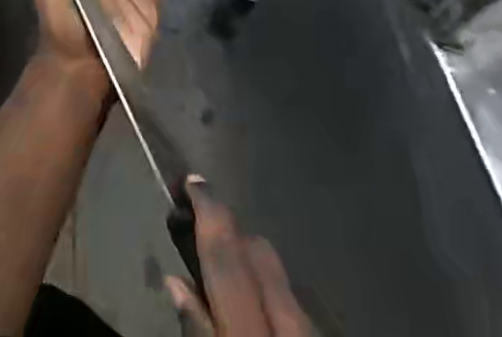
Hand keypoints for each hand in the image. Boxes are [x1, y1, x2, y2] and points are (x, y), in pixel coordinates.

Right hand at [166, 179, 312, 336]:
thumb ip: (198, 326)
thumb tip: (176, 282)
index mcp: (250, 323)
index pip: (226, 256)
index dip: (208, 214)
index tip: (193, 180)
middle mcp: (288, 317)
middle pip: (261, 255)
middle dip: (230, 229)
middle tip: (200, 218)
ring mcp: (314, 327)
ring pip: (280, 274)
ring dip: (251, 257)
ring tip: (226, 256)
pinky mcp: (324, 333)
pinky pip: (294, 298)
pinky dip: (270, 284)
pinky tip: (256, 295)